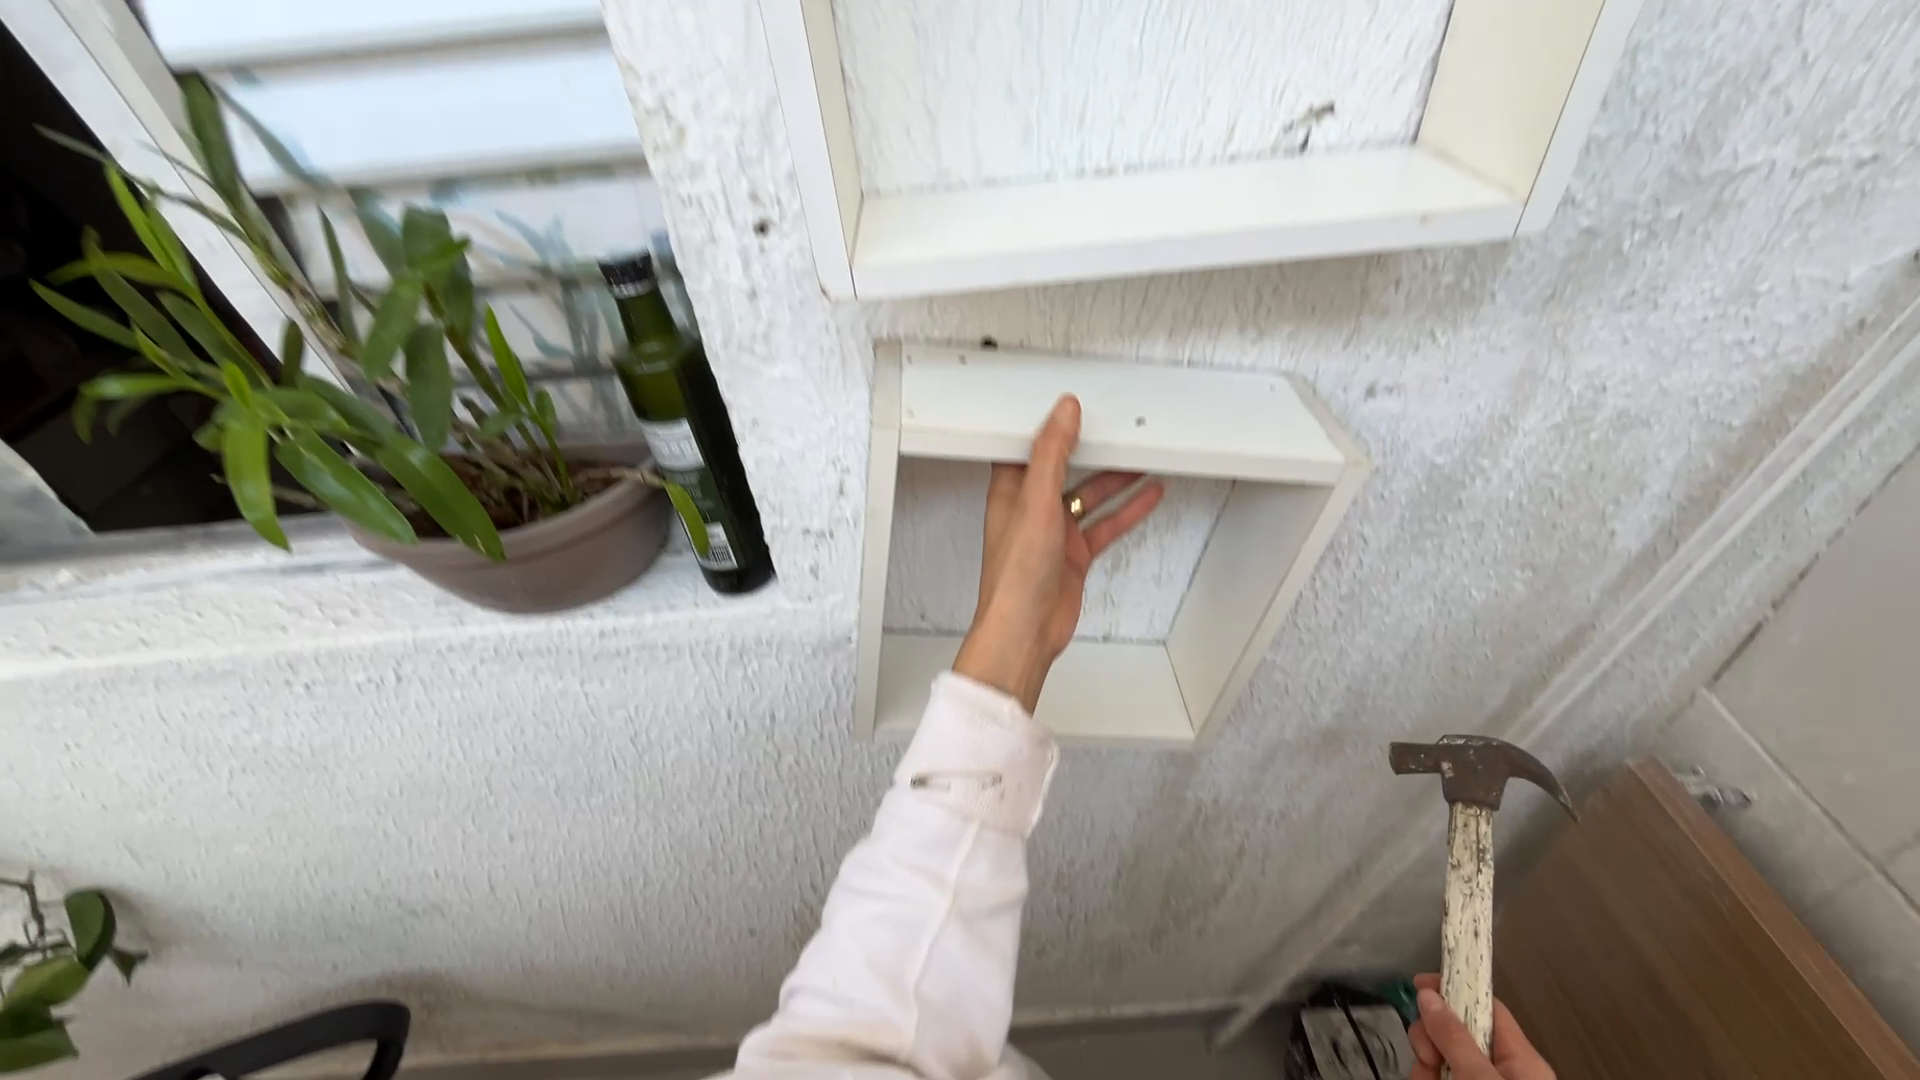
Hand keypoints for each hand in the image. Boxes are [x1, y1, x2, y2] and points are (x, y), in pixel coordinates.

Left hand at [953, 395, 1164, 712]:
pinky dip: (1127, 510)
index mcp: (1011, 492)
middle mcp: (1031, 510)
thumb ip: (1051, 455)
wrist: (1027, 630)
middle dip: (1092, 449)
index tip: (1074, 406)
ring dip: (1117, 479)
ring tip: (1144, 457)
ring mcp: (1055, 533)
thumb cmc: (1015, 577)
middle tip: (1119, 428)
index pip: (1030, 448)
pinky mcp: (1075, 554)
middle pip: (1066, 468)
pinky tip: (1149, 495)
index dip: (1051, 426)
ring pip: (1091, 496)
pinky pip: (1106, 524)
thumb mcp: (1036, 502)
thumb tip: (1063, 413)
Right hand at [1408, 975, 1553, 1079]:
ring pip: (1443, 1053)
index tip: (1419, 984)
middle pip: (1456, 1028)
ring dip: (1424, 1060)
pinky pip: (1440, 1072)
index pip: (1485, 1004)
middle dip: (1430, 1036)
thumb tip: (1427, 994)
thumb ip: (1455, 1038)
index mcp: (1521, 1058)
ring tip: (1424, 1077)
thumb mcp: (1480, 1078)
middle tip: (1426, 1055)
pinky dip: (1426, 1075)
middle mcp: (1503, 1068)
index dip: (1451, 988)